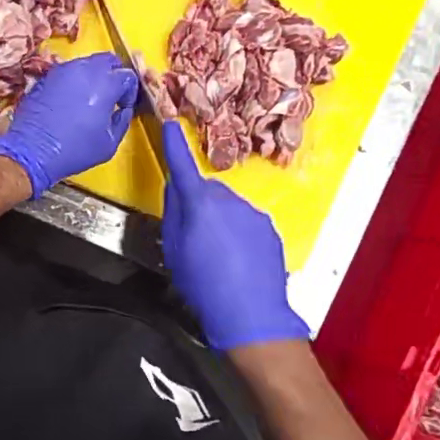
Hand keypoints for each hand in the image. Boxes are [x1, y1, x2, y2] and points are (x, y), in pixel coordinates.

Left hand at [0, 52, 137, 197]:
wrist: (31, 152)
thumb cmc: (74, 150)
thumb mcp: (109, 144)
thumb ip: (122, 121)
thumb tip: (122, 111)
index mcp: (105, 83)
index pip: (127, 76)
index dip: (128, 93)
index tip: (122, 107)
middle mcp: (84, 70)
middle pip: (107, 61)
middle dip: (112, 76)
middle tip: (109, 97)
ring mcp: (61, 71)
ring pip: (84, 65)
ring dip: (91, 78)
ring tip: (87, 101)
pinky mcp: (44, 79)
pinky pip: (65, 75)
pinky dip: (71, 84)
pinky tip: (67, 103)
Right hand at [160, 121, 308, 348]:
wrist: (250, 313)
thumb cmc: (202, 283)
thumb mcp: (174, 250)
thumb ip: (173, 214)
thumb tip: (176, 189)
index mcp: (202, 205)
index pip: (183, 168)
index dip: (175, 147)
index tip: (170, 126)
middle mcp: (231, 201)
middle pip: (207, 191)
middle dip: (196, 204)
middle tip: (186, 235)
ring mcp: (254, 214)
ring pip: (227, 207)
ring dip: (216, 220)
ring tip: (210, 255)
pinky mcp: (269, 230)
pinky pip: (245, 222)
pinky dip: (234, 233)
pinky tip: (231, 260)